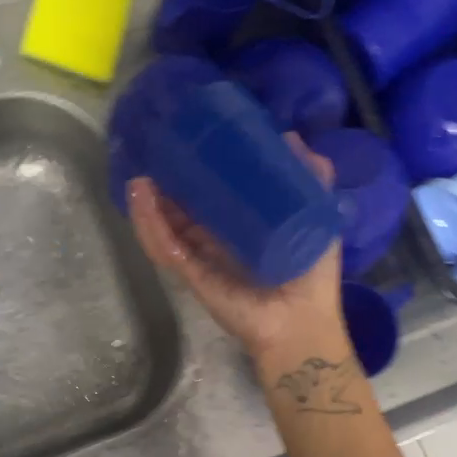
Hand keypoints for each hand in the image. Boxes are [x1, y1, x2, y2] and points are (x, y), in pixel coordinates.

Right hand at [127, 135, 345, 366]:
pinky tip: (140, 199)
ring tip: (138, 177)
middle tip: (156, 156)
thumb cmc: (312, 271)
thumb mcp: (317, 213)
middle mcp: (216, 245)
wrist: (303, 320)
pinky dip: (149, 225)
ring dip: (148, 204)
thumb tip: (290, 136)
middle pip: (181, 212)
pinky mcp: (192, 275)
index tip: (185, 148)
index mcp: (241, 231)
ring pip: (165, 229)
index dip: (196, 177)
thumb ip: (310, 177)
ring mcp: (201, 261)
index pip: (210, 200)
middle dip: (165, 187)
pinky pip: (165, 248)